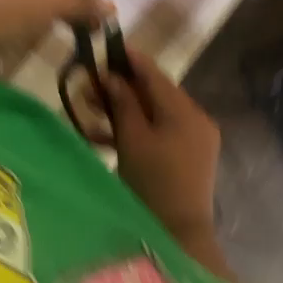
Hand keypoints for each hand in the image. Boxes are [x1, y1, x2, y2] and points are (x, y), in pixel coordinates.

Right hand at [103, 52, 221, 240]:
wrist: (179, 235)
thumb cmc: (153, 184)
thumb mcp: (132, 140)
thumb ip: (122, 103)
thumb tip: (111, 76)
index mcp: (185, 112)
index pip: (154, 74)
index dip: (129, 59)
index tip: (105, 48)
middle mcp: (195, 120)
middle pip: (154, 93)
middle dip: (120, 88)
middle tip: (88, 85)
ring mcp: (194, 139)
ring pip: (154, 114)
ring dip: (123, 110)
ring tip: (89, 110)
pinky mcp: (187, 157)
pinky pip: (159, 133)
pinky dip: (135, 130)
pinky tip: (104, 136)